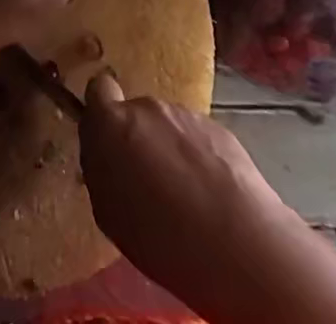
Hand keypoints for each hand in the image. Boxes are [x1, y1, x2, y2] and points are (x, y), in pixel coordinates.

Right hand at [79, 72, 281, 275]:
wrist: (237, 245)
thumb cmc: (158, 235)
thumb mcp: (108, 211)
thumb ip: (101, 169)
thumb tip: (107, 158)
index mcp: (110, 123)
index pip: (98, 89)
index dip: (103, 110)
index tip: (111, 139)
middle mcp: (146, 108)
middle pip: (137, 114)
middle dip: (140, 138)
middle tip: (152, 181)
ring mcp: (186, 115)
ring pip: (169, 127)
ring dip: (171, 149)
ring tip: (189, 193)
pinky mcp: (221, 129)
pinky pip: (199, 139)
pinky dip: (201, 158)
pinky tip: (213, 194)